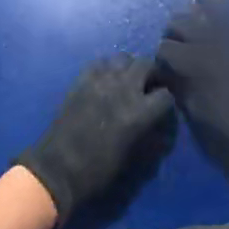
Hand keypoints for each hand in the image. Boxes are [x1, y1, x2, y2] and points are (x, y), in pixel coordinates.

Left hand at [16, 56, 173, 220]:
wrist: (60, 167)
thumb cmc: (101, 171)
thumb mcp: (138, 159)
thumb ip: (154, 136)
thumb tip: (162, 123)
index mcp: (139, 112)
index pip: (165, 95)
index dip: (167, 101)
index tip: (164, 107)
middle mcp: (122, 89)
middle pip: (146, 64)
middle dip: (153, 75)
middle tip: (150, 87)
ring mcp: (100, 80)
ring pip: (123, 58)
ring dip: (130, 68)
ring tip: (128, 82)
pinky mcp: (81, 79)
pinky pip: (100, 63)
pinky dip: (107, 68)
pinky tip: (106, 81)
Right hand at [156, 0, 228, 148]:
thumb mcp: (195, 108)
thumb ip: (178, 86)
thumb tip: (168, 75)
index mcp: (189, 59)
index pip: (163, 48)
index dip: (162, 58)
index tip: (165, 67)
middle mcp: (203, 37)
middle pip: (176, 22)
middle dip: (172, 34)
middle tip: (177, 47)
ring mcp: (225, 29)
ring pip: (197, 9)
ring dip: (190, 18)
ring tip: (191, 29)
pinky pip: (223, 6)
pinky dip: (210, 1)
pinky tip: (203, 0)